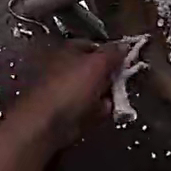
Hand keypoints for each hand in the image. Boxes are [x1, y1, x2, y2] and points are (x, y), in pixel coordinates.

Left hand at [5, 40, 128, 147]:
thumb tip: (124, 46)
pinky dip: (96, 112)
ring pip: (92, 91)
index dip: (110, 53)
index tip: (125, 62)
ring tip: (111, 101)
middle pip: (94, 70)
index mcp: (65, 51)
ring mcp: (63, 91)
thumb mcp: (96, 65)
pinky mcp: (65, 112)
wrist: (45, 124)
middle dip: (109, 78)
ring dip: (105, 97)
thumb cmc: (70, 88)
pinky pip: (88, 109)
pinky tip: (100, 114)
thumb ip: (111, 54)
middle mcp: (63, 69)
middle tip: (121, 84)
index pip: (92, 46)